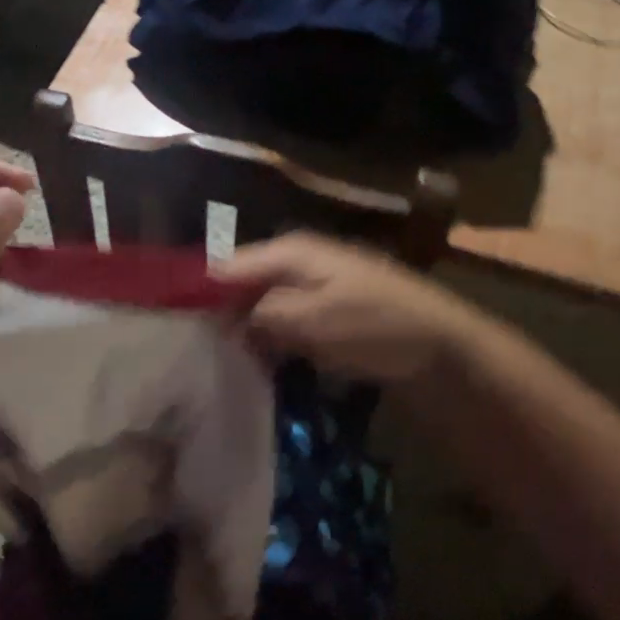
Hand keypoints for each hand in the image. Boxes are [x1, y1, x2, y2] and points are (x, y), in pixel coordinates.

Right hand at [215, 233, 489, 381]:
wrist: (445, 349)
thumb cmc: (373, 325)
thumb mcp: (310, 320)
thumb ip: (261, 317)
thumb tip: (222, 321)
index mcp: (290, 251)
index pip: (228, 266)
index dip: (200, 292)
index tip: (174, 324)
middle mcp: (299, 261)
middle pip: (244, 284)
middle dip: (222, 315)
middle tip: (196, 351)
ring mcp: (317, 286)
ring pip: (263, 307)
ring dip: (247, 333)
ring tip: (221, 363)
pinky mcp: (331, 314)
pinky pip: (286, 324)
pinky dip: (272, 343)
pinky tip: (261, 367)